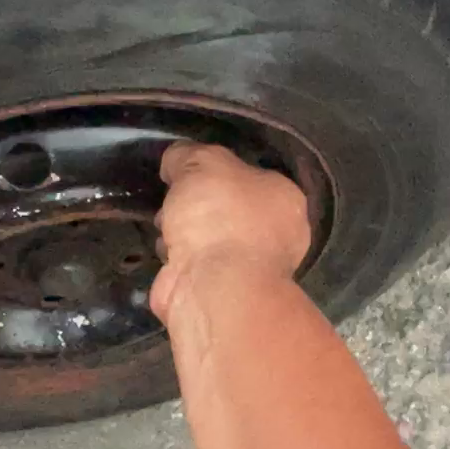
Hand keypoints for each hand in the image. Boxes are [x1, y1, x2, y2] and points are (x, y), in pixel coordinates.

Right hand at [150, 143, 310, 324]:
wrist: (212, 287)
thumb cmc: (219, 217)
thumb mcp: (201, 163)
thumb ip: (187, 155)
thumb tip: (176, 160)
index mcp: (284, 199)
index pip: (250, 177)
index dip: (215, 172)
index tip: (187, 173)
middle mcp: (275, 235)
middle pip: (226, 209)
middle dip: (195, 205)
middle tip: (175, 201)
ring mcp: (248, 269)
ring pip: (207, 239)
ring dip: (183, 233)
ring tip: (165, 228)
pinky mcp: (220, 293)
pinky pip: (194, 266)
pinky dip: (177, 261)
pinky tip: (167, 256)